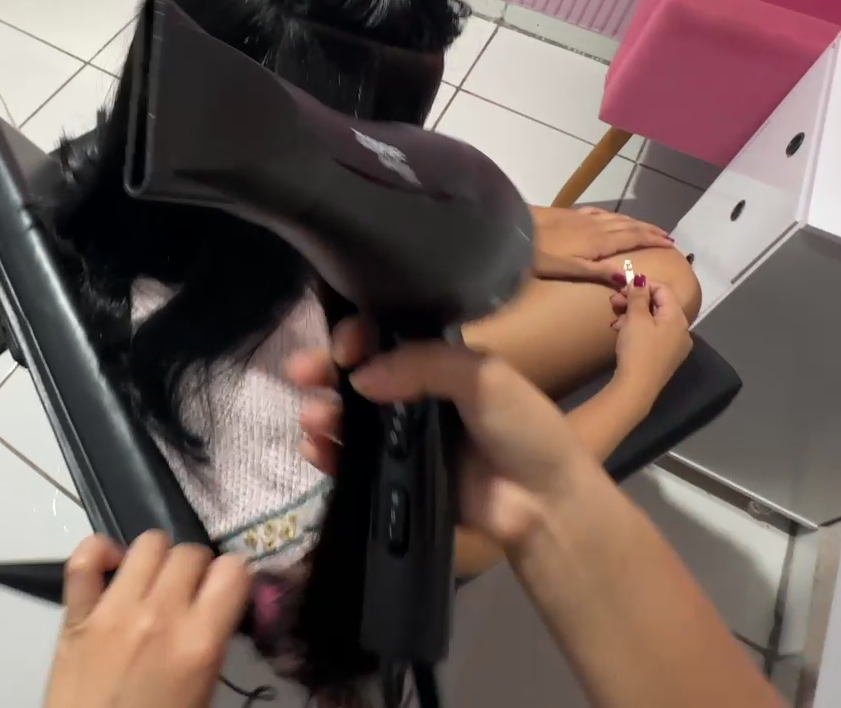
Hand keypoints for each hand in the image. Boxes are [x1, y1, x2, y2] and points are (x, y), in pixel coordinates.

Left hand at [44, 532, 250, 707]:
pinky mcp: (75, 614)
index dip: (234, 576)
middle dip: (197, 568)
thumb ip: (212, 642)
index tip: (226, 591)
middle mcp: (159, 615)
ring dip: (158, 558)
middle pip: (190, 552)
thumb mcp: (202, 693)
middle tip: (189, 593)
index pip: (234, 570)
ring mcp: (114, 610)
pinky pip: (84, 558)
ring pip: (148, 542)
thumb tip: (218, 604)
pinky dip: (99, 551)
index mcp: (198, 643)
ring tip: (154, 582)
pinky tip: (112, 568)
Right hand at [287, 320, 598, 552]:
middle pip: (354, 372)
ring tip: (312, 418)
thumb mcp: (482, 376)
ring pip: (345, 414)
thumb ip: (421, 364)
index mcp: (434, 359)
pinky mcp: (391, 474)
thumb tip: (360, 378)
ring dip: (322, 410)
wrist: (543, 505)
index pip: (382, 336)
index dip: (356, 335)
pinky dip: (325, 451)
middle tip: (297, 371)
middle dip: (322, 367)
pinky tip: (313, 448)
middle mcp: (410, 391)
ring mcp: (398, 434)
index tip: (344, 348)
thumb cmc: (521, 429)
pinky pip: (348, 459)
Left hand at [530, 206, 672, 285]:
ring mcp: (581, 217)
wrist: (514, 227)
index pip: (634, 238)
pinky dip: (612, 215)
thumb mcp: (569, 268)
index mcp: (599, 240)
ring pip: (615, 217)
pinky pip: (598, 212)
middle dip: (649, 230)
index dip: (653, 240)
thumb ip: (598, 271)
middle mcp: (595, 225)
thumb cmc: (538, 253)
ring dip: (634, 222)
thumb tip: (629, 278)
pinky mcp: (568, 212)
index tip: (671, 244)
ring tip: (645, 227)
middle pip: (628, 225)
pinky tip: (610, 216)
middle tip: (666, 236)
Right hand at [607, 279, 693, 397]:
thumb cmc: (638, 348)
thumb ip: (638, 297)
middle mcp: (682, 330)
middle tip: (613, 301)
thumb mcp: (636, 319)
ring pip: (654, 319)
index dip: (642, 283)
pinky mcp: (666, 354)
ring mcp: (675, 344)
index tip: (620, 285)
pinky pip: (654, 332)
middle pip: (659, 304)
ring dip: (634, 314)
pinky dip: (638, 327)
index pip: (663, 290)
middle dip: (635, 300)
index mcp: (677, 318)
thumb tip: (640, 279)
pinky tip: (623, 332)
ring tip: (616, 320)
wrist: (638, 385)